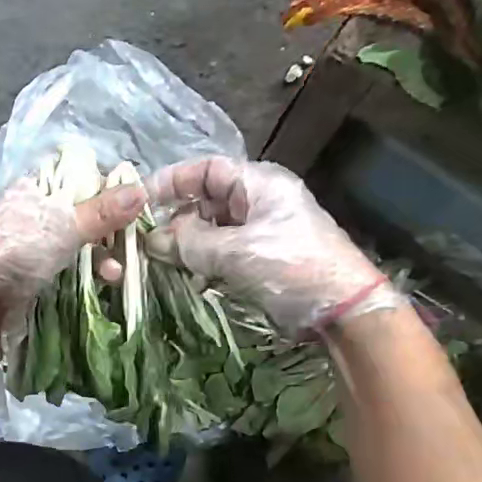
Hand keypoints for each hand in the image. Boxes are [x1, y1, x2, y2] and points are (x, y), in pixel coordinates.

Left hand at [0, 175, 145, 297]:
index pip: (81, 177)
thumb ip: (101, 213)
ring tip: (116, 273)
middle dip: (113, 228)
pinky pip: (77, 264)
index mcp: (37, 190)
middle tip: (135, 242)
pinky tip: (107, 281)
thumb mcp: (63, 229)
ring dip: (105, 254)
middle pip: (87, 212)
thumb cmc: (17, 256)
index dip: (110, 188)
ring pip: (84, 241)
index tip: (138, 203)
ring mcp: (41, 244)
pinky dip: (93, 270)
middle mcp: (39, 212)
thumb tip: (141, 192)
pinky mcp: (43, 271)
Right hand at [145, 157, 394, 331]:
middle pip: (205, 201)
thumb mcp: (235, 252)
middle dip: (177, 220)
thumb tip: (151, 240)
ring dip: (188, 246)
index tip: (141, 201)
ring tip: (166, 263)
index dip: (171, 181)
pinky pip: (222, 253)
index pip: (205, 170)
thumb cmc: (290, 268)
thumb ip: (189, 243)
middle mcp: (258, 201)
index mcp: (258, 183)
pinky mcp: (260, 259)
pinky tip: (192, 280)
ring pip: (211, 230)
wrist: (341, 310)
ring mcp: (260, 231)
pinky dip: (204, 264)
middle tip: (150, 242)